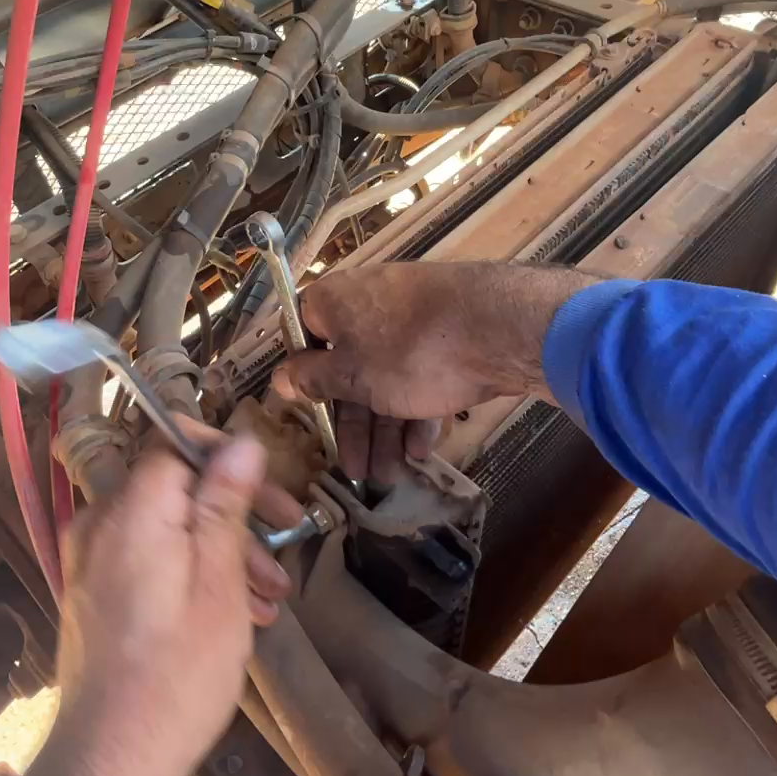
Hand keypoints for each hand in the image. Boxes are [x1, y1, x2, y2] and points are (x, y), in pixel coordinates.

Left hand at [6, 432, 287, 775]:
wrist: (109, 763)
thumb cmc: (177, 673)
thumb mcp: (219, 581)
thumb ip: (225, 503)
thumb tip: (243, 441)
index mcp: (131, 511)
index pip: (172, 439)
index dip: (224, 450)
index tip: (266, 484)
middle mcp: (101, 523)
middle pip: (176, 483)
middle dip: (236, 506)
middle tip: (288, 534)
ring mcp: (91, 558)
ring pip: (167, 522)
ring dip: (222, 544)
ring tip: (270, 592)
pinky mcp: (94, 590)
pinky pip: (148, 553)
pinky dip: (191, 566)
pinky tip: (234, 607)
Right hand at [271, 261, 598, 481]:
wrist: (498, 328)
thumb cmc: (407, 352)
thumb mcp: (351, 375)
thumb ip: (312, 379)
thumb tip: (278, 377)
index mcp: (335, 300)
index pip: (303, 331)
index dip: (302, 375)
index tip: (308, 412)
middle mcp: (370, 302)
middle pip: (348, 365)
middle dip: (352, 422)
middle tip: (356, 468)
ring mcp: (413, 317)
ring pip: (386, 375)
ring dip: (384, 427)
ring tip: (390, 475)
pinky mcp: (449, 334)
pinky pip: (421, 372)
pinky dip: (417, 409)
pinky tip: (421, 449)